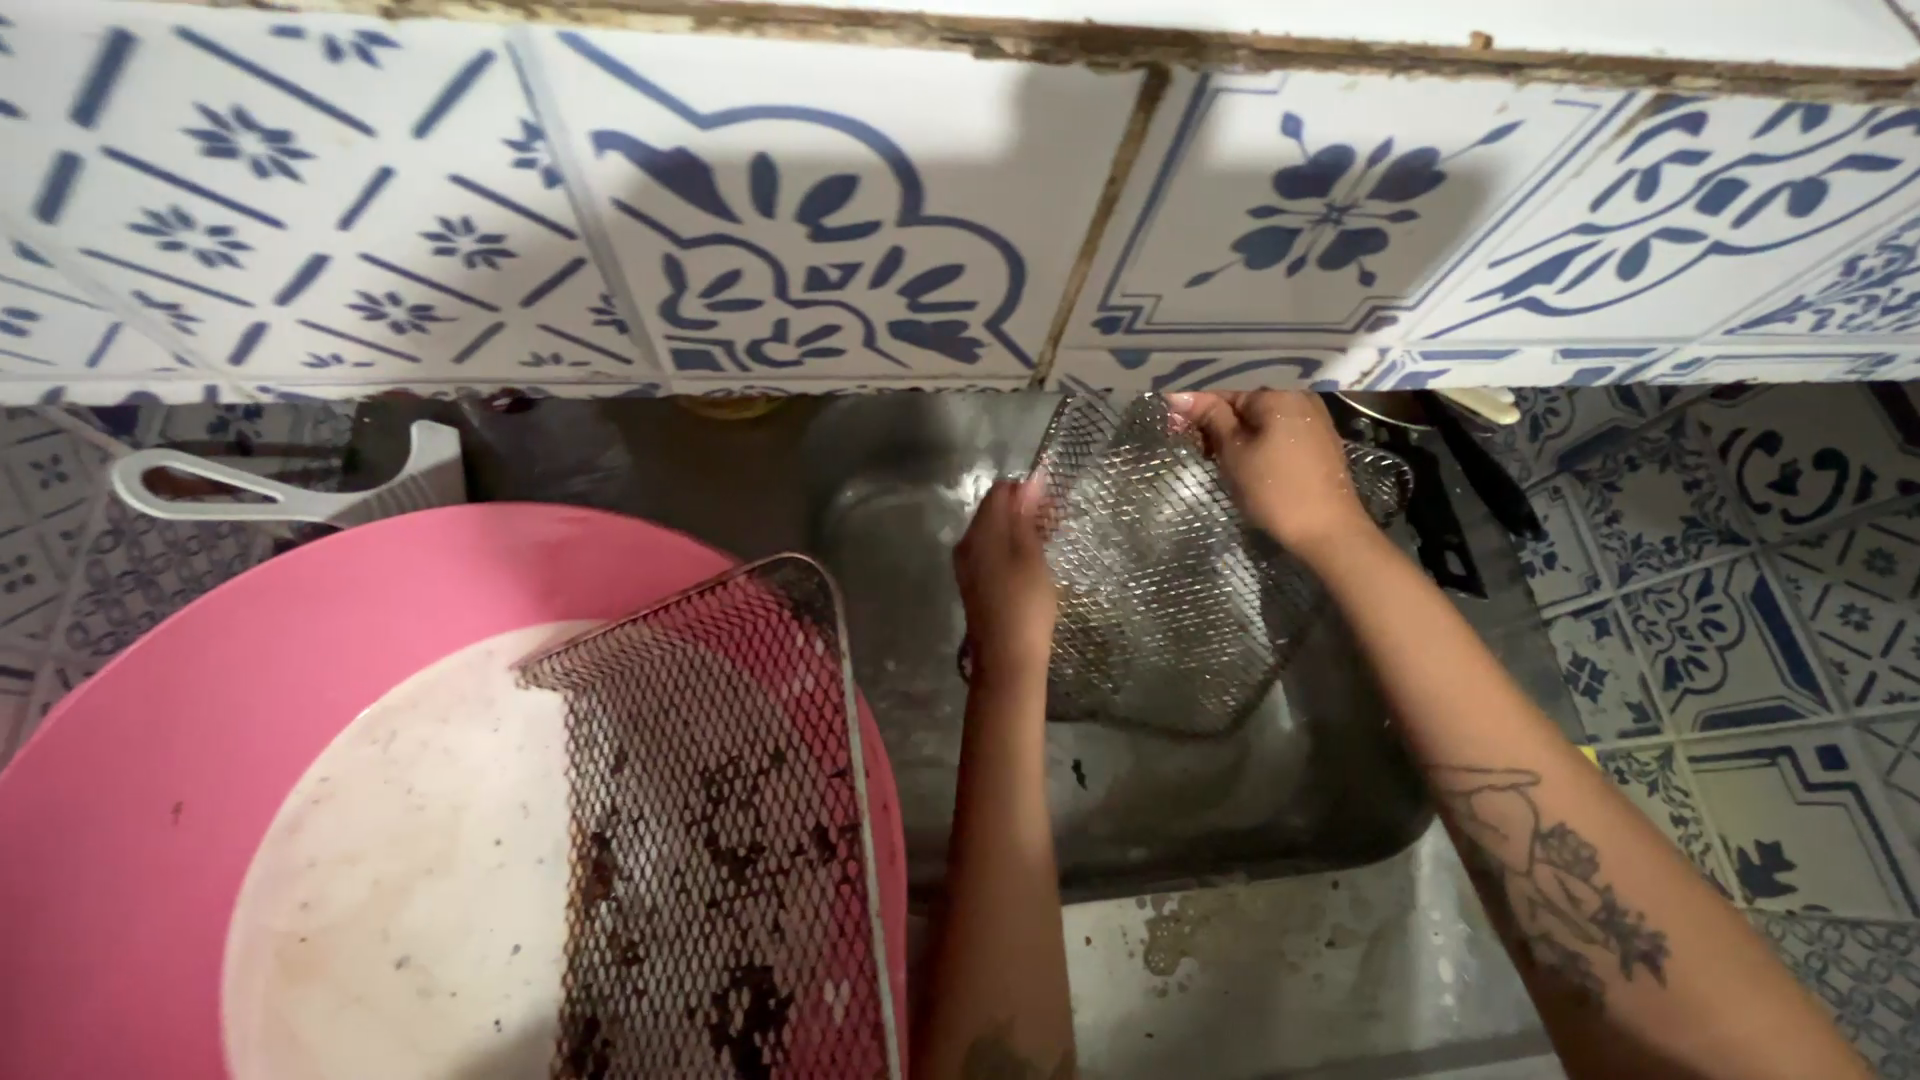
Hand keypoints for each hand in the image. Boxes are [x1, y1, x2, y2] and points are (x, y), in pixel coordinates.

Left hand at [954, 479, 1056, 683]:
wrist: (1007, 659)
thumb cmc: (1024, 604)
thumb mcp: (1031, 555)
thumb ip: (1026, 516)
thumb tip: (1029, 481)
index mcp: (978, 533)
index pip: (999, 492)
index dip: (1026, 490)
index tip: (1053, 503)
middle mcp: (966, 544)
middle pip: (994, 511)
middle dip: (1025, 509)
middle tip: (1057, 521)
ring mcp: (968, 565)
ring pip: (994, 532)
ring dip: (1021, 529)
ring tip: (1050, 540)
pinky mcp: (975, 583)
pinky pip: (992, 551)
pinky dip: (1013, 548)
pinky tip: (1034, 560)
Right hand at [1166, 390, 1375, 557]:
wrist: (1327, 530)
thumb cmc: (1273, 490)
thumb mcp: (1234, 453)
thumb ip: (1210, 418)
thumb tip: (1179, 395)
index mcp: (1278, 395)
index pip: (1225, 394)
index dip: (1196, 411)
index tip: (1175, 430)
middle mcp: (1300, 398)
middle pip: (1246, 406)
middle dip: (1219, 425)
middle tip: (1200, 453)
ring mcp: (1315, 421)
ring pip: (1263, 421)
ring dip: (1239, 437)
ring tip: (1222, 462)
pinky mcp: (1321, 443)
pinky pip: (1281, 433)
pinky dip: (1260, 444)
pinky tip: (1250, 466)